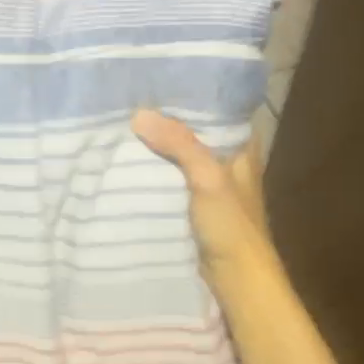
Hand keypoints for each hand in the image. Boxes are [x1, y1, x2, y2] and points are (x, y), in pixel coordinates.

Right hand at [132, 109, 272, 279]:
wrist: (238, 283)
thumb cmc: (232, 227)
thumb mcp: (208, 178)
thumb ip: (179, 144)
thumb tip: (139, 114)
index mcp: (241, 148)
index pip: (218, 108)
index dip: (192, 93)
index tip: (158, 80)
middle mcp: (227, 161)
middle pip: (194, 131)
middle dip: (166, 118)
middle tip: (130, 99)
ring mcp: (210, 185)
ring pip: (180, 154)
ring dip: (157, 145)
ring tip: (122, 123)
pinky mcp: (194, 206)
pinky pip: (171, 178)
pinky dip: (154, 169)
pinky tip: (129, 160)